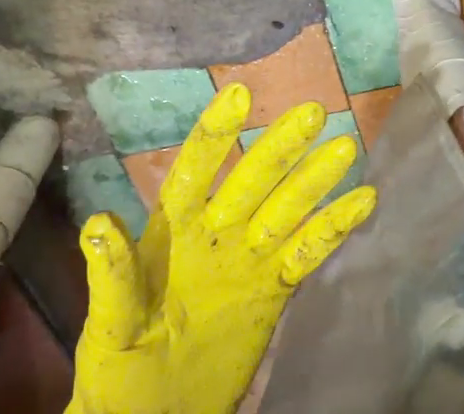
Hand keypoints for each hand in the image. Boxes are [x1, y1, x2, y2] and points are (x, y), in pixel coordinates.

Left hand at [66, 85, 376, 413]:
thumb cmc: (119, 371)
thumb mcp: (110, 327)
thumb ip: (112, 277)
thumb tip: (98, 222)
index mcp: (173, 232)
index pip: (195, 171)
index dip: (216, 134)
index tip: (240, 94)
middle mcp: (217, 233)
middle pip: (253, 181)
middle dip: (281, 147)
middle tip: (313, 112)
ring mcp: (249, 259)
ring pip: (287, 209)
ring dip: (314, 179)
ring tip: (346, 148)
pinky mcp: (274, 289)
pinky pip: (308, 252)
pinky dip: (334, 228)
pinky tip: (365, 201)